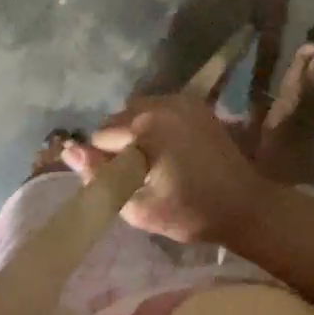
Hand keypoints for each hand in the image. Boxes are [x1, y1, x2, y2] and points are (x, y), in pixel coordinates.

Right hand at [63, 94, 266, 244]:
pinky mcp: (198, 106)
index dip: (105, 164)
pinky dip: (155, 126)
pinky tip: (169, 152)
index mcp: (146, 125)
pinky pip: (160, 109)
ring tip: (152, 165)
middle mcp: (163, 103)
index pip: (101, 137)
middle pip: (118, 119)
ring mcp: (183, 101)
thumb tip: (68, 150)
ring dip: (135, 133)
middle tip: (138, 177)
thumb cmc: (190, 213)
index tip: (123, 185)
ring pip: (137, 111)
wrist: (245, 206)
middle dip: (119, 145)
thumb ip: (99, 177)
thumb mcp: (137, 206)